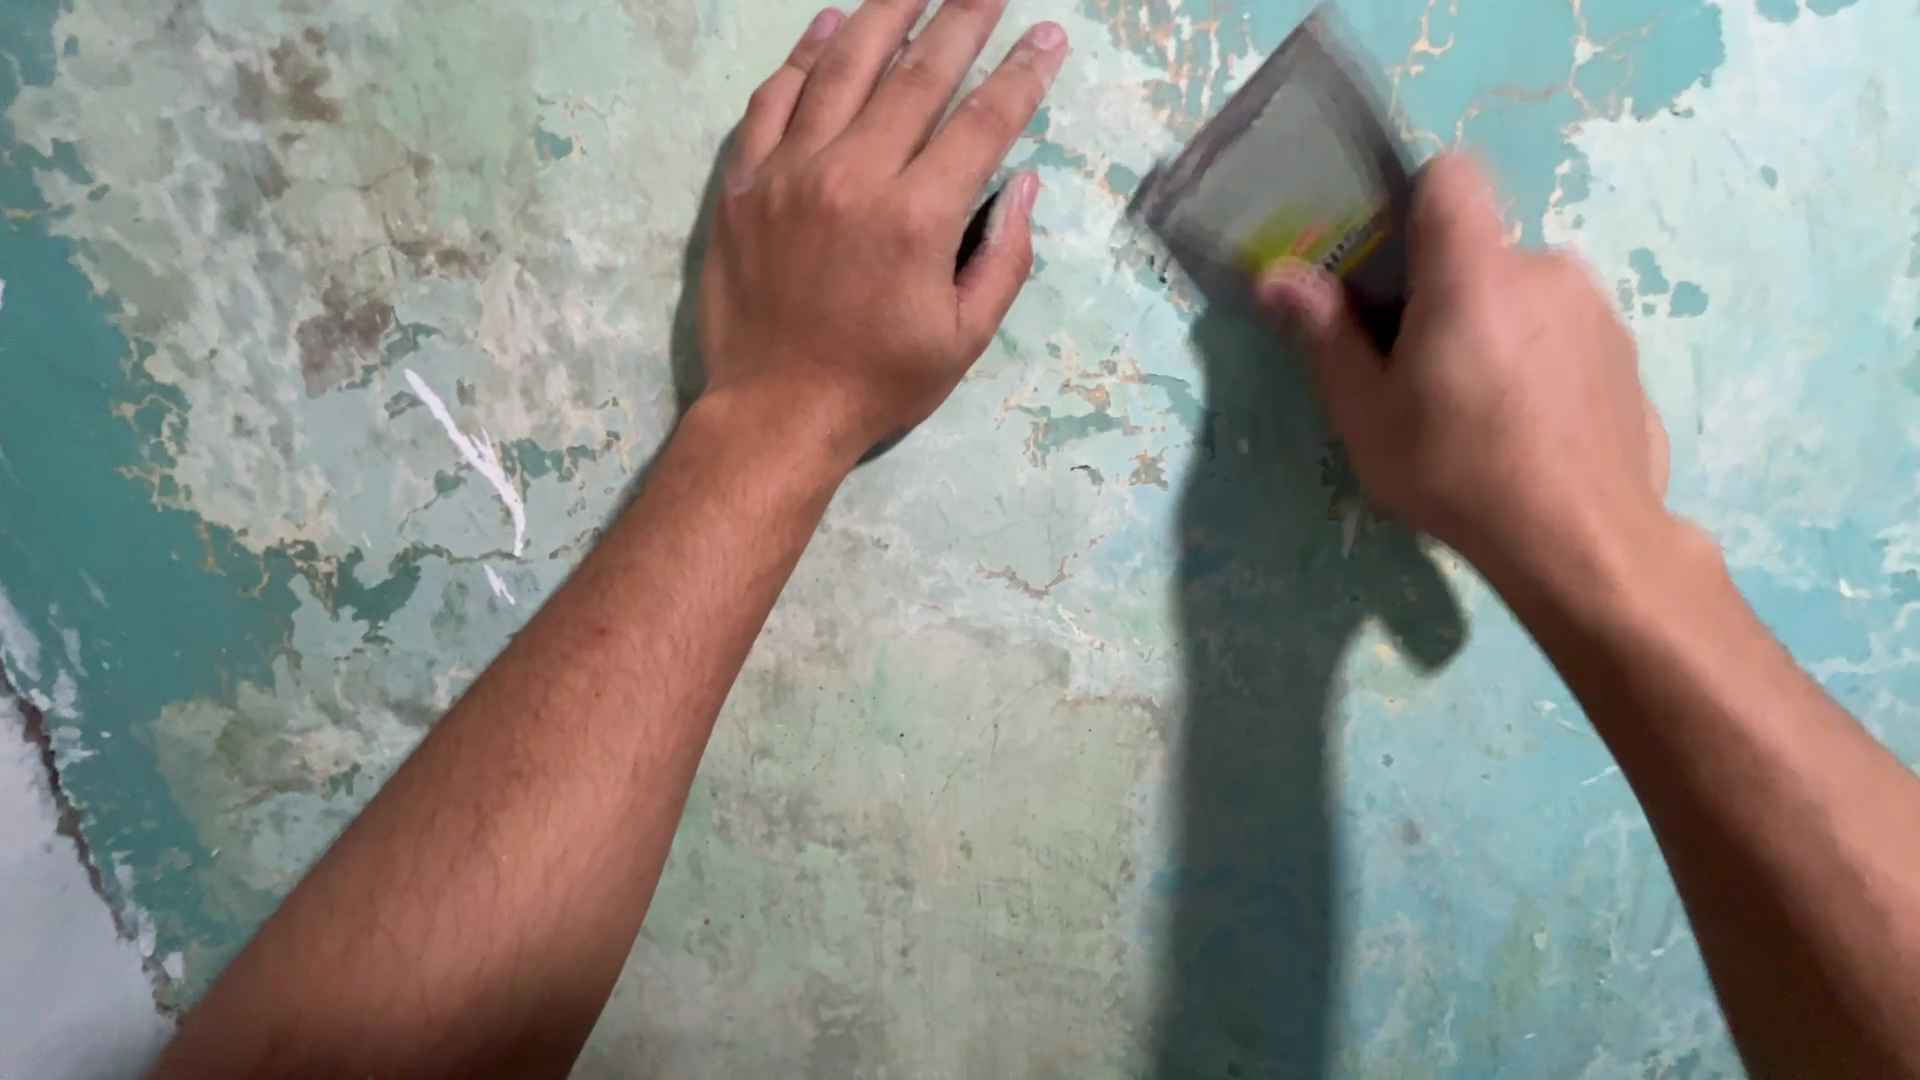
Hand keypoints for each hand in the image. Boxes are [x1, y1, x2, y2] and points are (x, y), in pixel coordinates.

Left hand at [698, 0, 1066, 464]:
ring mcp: (790, 173)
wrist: (778, 411)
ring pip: (842, 66)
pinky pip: (774, 99)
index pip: (982, 123)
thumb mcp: (962, 341)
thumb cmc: (878, 384)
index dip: (1022, 76)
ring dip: (886, 14)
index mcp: (917, 219)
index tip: (1046, 40)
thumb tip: (1025, 187)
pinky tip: (829, 26)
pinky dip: (804, 56)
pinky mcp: (743, 183)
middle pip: (918, 75)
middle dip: (964, 20)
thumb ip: (1003, 261)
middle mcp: (855, 175)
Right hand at [1259, 153, 1674, 595]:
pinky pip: (1554, 328)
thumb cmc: (1453, 470)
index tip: (1381, 262)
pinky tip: (1515, 424)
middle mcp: (1543, 269)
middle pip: (1473, 250)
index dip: (1409, 201)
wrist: (1580, 538)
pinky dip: (1525, 355)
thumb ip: (1324, 334)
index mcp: (1472, 275)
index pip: (1449, 177)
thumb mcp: (1365, 412)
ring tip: (1465, 406)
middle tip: (1409, 369)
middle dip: (1434, 293)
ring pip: (1515, 292)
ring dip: (1481, 326)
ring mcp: (1593, 308)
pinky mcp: (1623, 348)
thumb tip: (1275, 276)